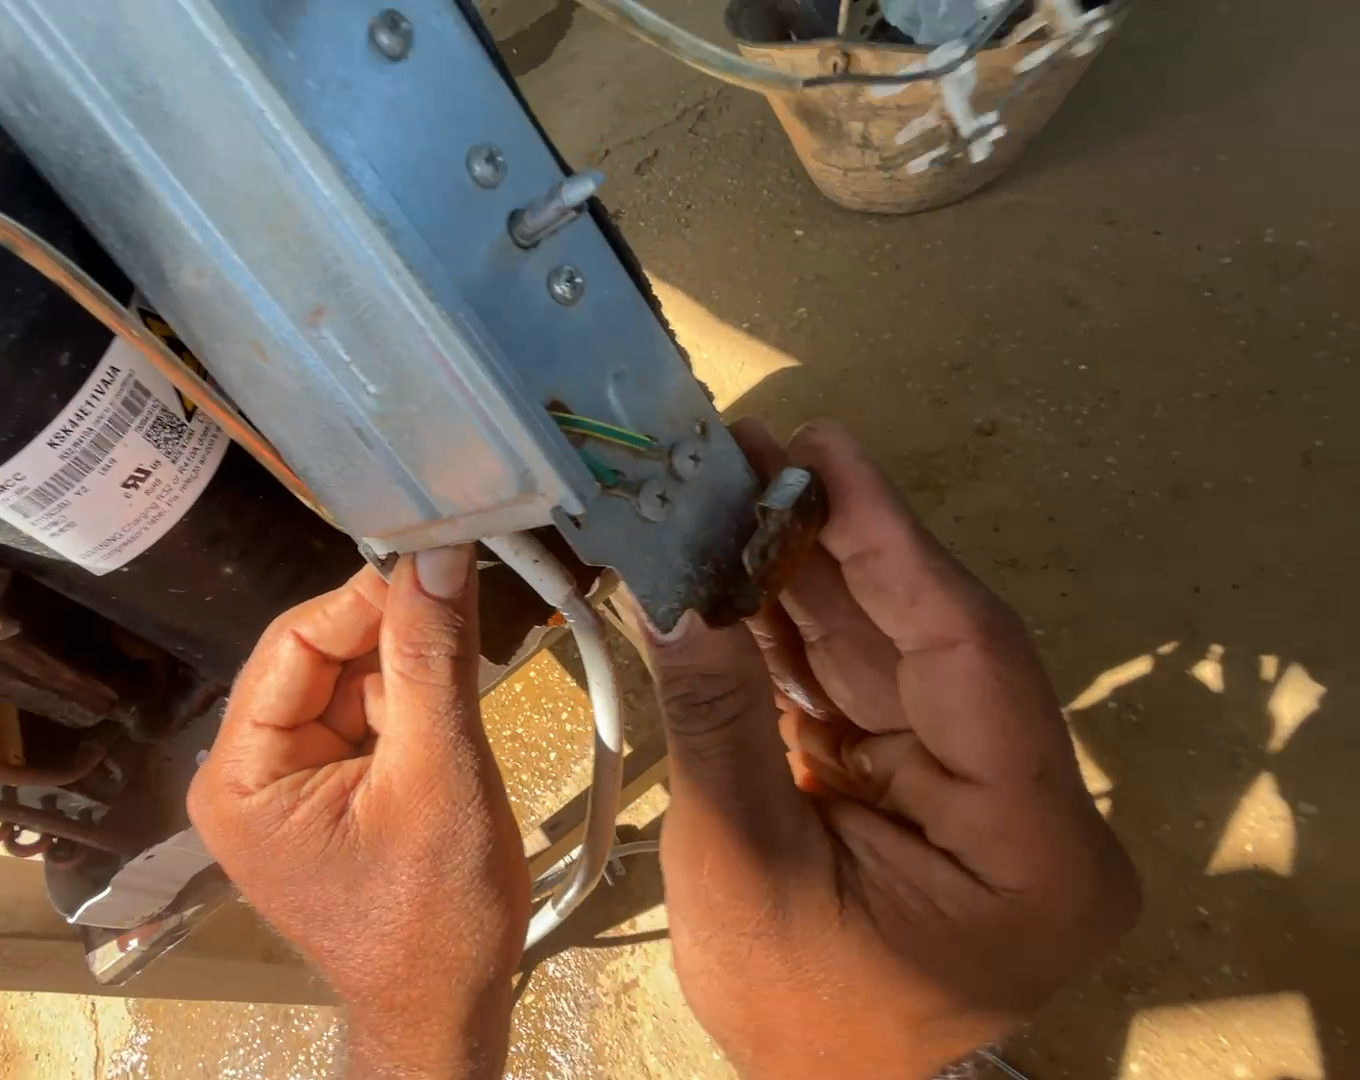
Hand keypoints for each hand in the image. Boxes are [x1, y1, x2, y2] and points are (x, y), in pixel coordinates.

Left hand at [188, 548, 528, 1079]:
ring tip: (461, 677)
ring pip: (349, 680)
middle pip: (320, 657)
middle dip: (392, 637)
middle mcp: (247, 767)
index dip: (363, 598)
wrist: (447, 1010)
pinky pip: (364, 714)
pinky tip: (445, 714)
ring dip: (407, 669)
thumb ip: (432, 659)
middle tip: (460, 607)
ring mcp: (285, 777)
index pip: (294, 642)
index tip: (432, 562)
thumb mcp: (438, 774)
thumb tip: (438, 555)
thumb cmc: (435, 915)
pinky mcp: (323, 785)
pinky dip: (409, 702)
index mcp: (241, 772)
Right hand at [641, 421, 1138, 1079]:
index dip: (894, 542)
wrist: (798, 1078)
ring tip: (734, 491)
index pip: (971, 655)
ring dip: (795, 567)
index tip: (830, 454)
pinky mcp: (881, 766)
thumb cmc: (791, 1002)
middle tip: (762, 451)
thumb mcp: (744, 862)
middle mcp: (1006, 789)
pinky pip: (827, 675)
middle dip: (833, 536)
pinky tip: (727, 567)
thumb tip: (673, 595)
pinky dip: (772, 622)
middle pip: (917, 633)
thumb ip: (716, 719)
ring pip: (866, 643)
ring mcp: (942, 774)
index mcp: (1028, 838)